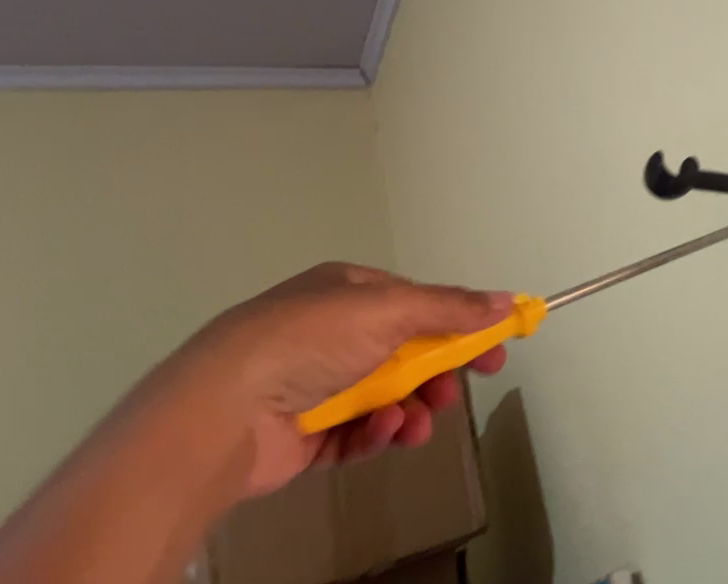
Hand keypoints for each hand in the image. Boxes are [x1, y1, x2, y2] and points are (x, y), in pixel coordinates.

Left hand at [166, 263, 511, 497]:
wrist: (220, 413)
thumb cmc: (309, 342)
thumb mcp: (390, 310)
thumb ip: (452, 308)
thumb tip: (507, 301)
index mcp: (347, 291)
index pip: (418, 304)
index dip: (460, 325)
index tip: (494, 350)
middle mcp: (331, 333)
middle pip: (406, 353)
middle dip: (436, 374)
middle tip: (457, 394)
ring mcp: (315, 384)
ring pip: (386, 396)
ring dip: (411, 409)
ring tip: (417, 424)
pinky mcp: (305, 433)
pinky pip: (357, 432)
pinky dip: (375, 434)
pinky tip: (379, 435)